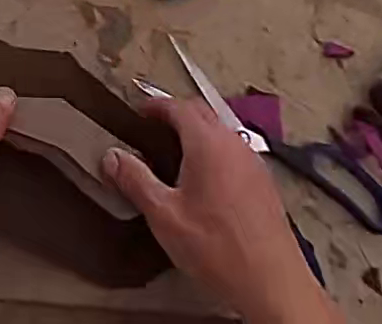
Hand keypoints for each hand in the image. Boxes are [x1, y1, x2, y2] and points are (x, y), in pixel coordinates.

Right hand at [103, 99, 339, 323]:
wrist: (269, 277)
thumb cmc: (216, 246)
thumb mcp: (165, 215)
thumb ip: (136, 181)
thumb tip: (113, 157)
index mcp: (207, 142)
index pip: (178, 106)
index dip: (157, 105)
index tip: (141, 109)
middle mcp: (231, 141)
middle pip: (201, 111)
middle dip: (177, 112)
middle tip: (155, 126)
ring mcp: (250, 157)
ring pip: (220, 129)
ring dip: (198, 130)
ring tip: (176, 151)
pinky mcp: (261, 177)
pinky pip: (234, 148)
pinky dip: (215, 149)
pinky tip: (206, 177)